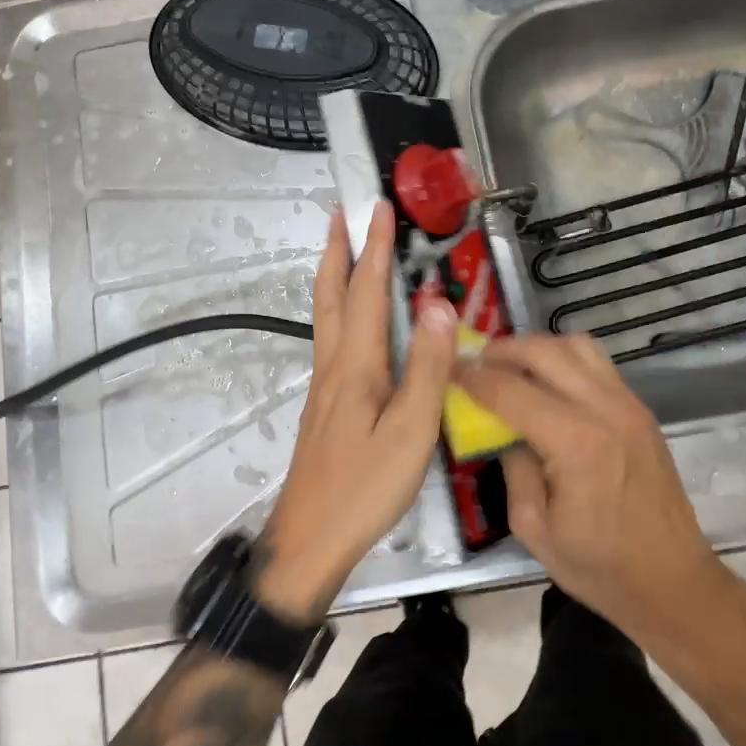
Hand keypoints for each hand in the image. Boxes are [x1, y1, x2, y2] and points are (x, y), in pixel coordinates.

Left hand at [256, 201, 458, 620]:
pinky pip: (333, 339)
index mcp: (355, 365)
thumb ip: (425, 368)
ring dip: (335, 276)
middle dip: (338, 250)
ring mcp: (326, 386)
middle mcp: (334, 365)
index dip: (374, 247)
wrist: (309, 539)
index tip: (379, 206)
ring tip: (346, 251)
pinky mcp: (327, 406)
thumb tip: (436, 304)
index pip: (365, 291)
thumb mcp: (409, 431)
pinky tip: (355, 322)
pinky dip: (341, 309)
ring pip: (326, 316)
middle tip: (343, 213)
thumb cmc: (364, 487)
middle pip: (331, 295)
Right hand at [458, 334, 723, 637]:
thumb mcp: (535, 529)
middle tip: (476, 361)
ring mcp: (629, 405)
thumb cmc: (600, 567)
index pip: (512, 391)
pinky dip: (566, 360)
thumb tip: (500, 429)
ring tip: (512, 366)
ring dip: (538, 348)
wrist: (673, 582)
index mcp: (576, 444)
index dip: (475, 378)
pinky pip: (598, 364)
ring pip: (577, 345)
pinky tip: (547, 382)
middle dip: (503, 350)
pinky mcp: (641, 410)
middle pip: (545, 351)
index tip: (450, 370)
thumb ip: (513, 468)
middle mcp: (605, 411)